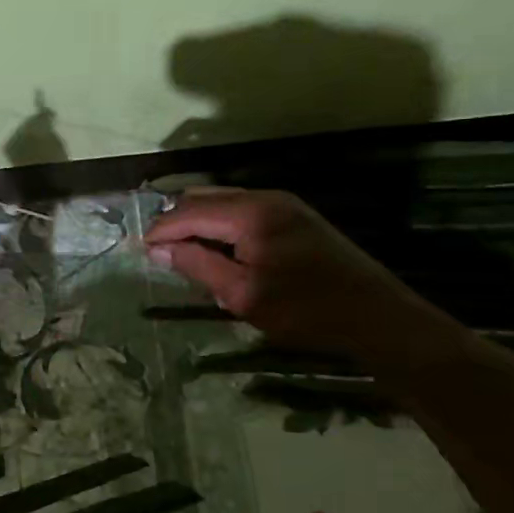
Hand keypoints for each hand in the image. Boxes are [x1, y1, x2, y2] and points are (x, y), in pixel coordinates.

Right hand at [144, 188, 410, 351]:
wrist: (375, 316)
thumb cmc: (304, 310)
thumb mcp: (242, 294)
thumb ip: (197, 266)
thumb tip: (158, 250)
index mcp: (251, 213)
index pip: (190, 212)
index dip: (161, 230)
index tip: (138, 249)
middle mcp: (266, 197)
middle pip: (205, 197)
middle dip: (176, 220)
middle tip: (155, 249)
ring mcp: (284, 203)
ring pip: (224, 200)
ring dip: (197, 220)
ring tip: (178, 248)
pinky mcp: (295, 215)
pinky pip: (243, 208)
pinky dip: (220, 222)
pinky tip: (214, 245)